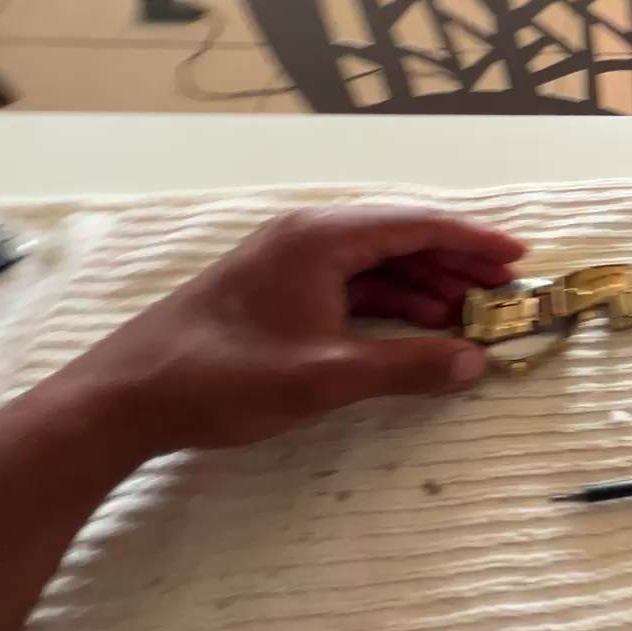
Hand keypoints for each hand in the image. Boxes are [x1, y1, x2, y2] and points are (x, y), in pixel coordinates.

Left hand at [46, 207, 525, 458]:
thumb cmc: (222, 377)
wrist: (113, 404)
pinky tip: (424, 322)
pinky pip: (360, 282)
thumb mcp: (325, 376)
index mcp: (324, 238)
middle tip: (505, 288)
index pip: (421, 225)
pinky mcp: (284, 287)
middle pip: (407, 238)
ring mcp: (296, 260)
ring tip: (473, 308)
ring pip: (385, 261)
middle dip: (460, 263)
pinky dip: (398, 299)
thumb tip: (478, 362)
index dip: (476, 240)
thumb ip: (409, 366)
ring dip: (432, 283)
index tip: (519, 257)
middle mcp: (314, 236)